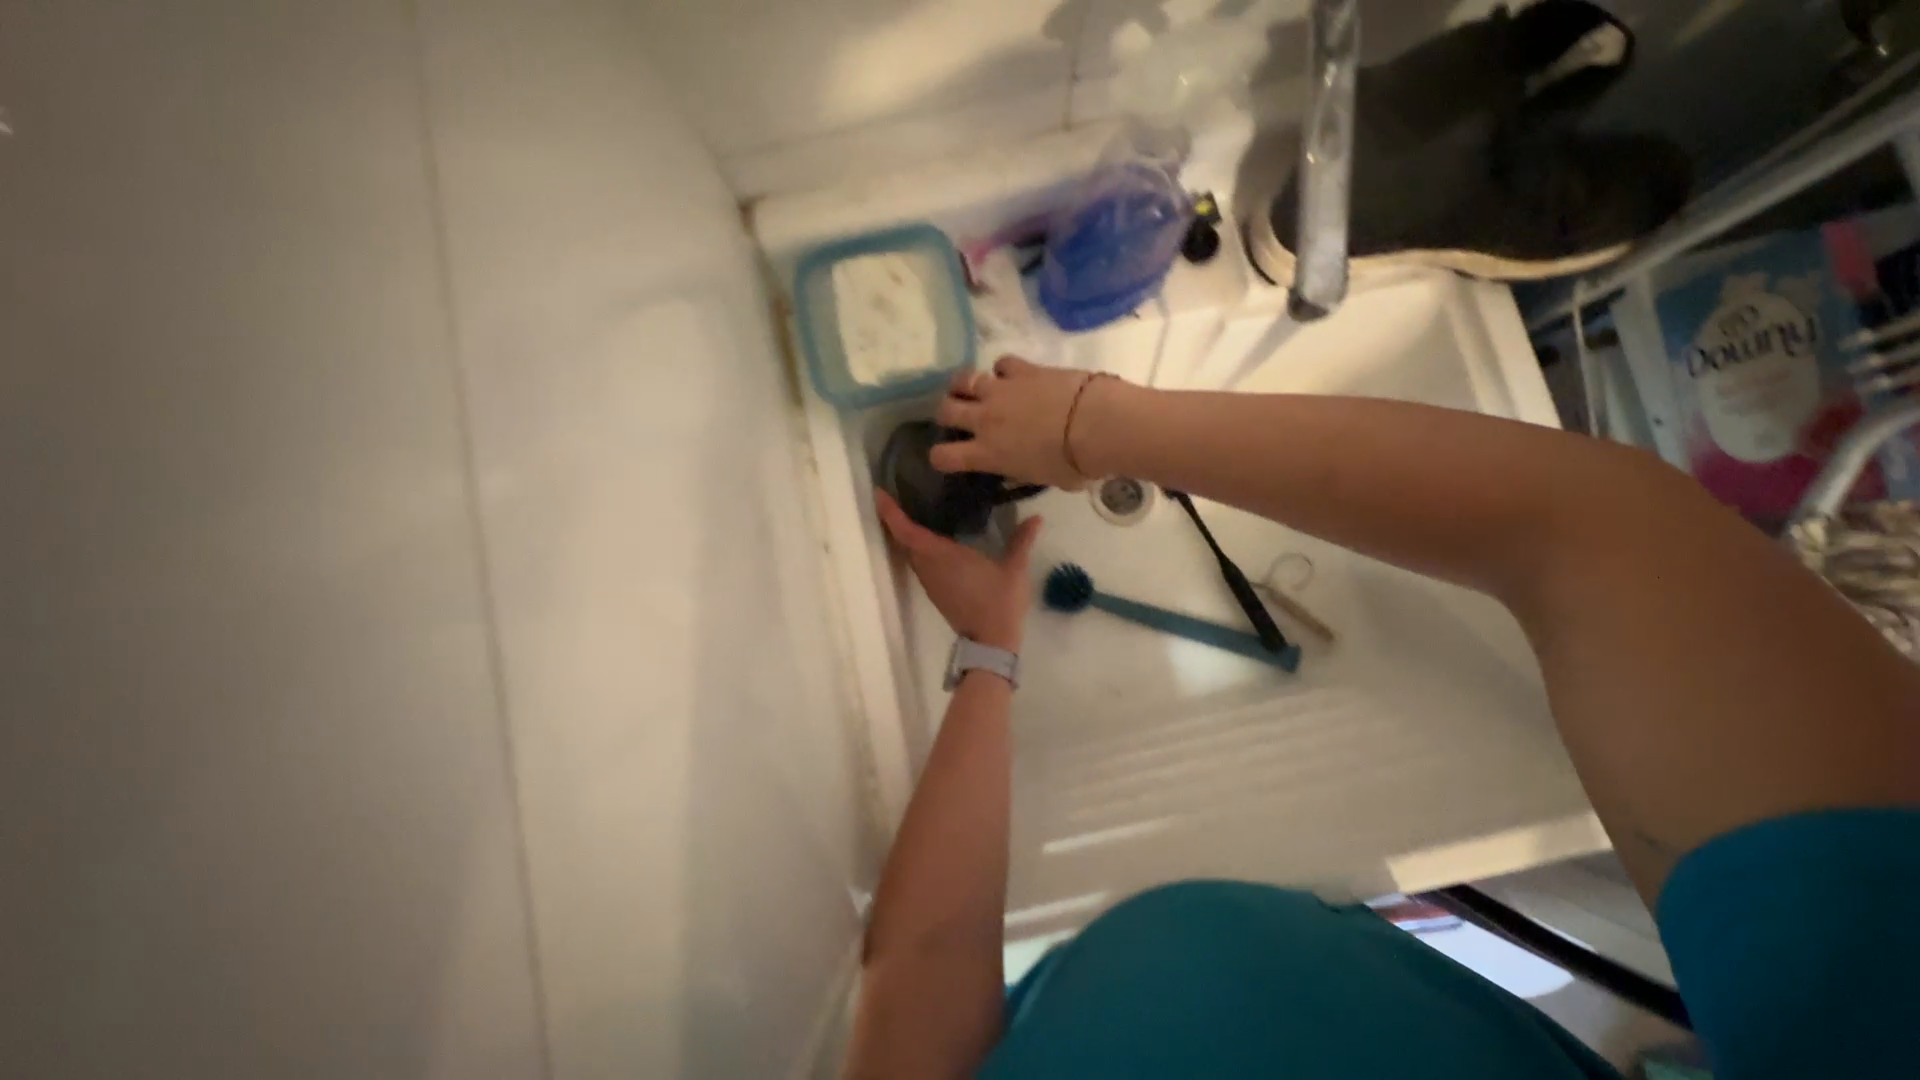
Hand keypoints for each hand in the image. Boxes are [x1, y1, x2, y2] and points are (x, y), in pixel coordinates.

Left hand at [877, 490, 1040, 650]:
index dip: (891, 512)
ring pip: (909, 552)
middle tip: (896, 492)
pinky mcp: (935, 591)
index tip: (880, 493)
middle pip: (903, 539)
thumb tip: (1037, 516)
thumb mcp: (1014, 569)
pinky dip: (916, 547)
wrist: (990, 642)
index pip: (907, 531)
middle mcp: (929, 566)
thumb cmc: (999, 602)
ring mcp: (930, 581)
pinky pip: (918, 563)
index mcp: (943, 556)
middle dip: (895, 517)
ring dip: (905, 533)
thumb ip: (1022, 540)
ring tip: (911, 509)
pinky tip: (930, 537)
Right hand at [929, 356, 1118, 490]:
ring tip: (970, 389)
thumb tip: (1023, 468)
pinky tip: (1012, 375)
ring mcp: (1001, 390)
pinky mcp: (1022, 369)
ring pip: (963, 379)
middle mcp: (986, 420)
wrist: (1097, 424)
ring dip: (963, 385)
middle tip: (957, 416)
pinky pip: (1000, 363)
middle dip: (946, 413)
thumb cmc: (1075, 464)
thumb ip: (1024, 471)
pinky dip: (1002, 370)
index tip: (947, 457)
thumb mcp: (1044, 479)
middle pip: (945, 410)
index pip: (944, 456)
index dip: (940, 457)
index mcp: (988, 454)